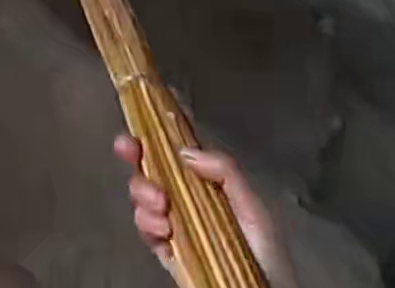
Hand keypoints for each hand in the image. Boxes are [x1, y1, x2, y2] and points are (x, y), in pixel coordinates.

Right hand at [112, 136, 297, 287]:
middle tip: (153, 190)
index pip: (164, 153)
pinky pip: (144, 229)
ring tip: (163, 216)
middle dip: (137, 175)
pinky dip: (148, 227)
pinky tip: (164, 234)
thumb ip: (228, 173)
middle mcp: (178, 196)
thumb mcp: (253, 209)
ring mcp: (168, 221)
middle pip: (143, 171)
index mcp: (197, 182)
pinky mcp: (163, 247)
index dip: (142, 142)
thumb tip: (184, 151)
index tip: (131, 143)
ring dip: (144, 200)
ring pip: (139, 198)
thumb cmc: (263, 252)